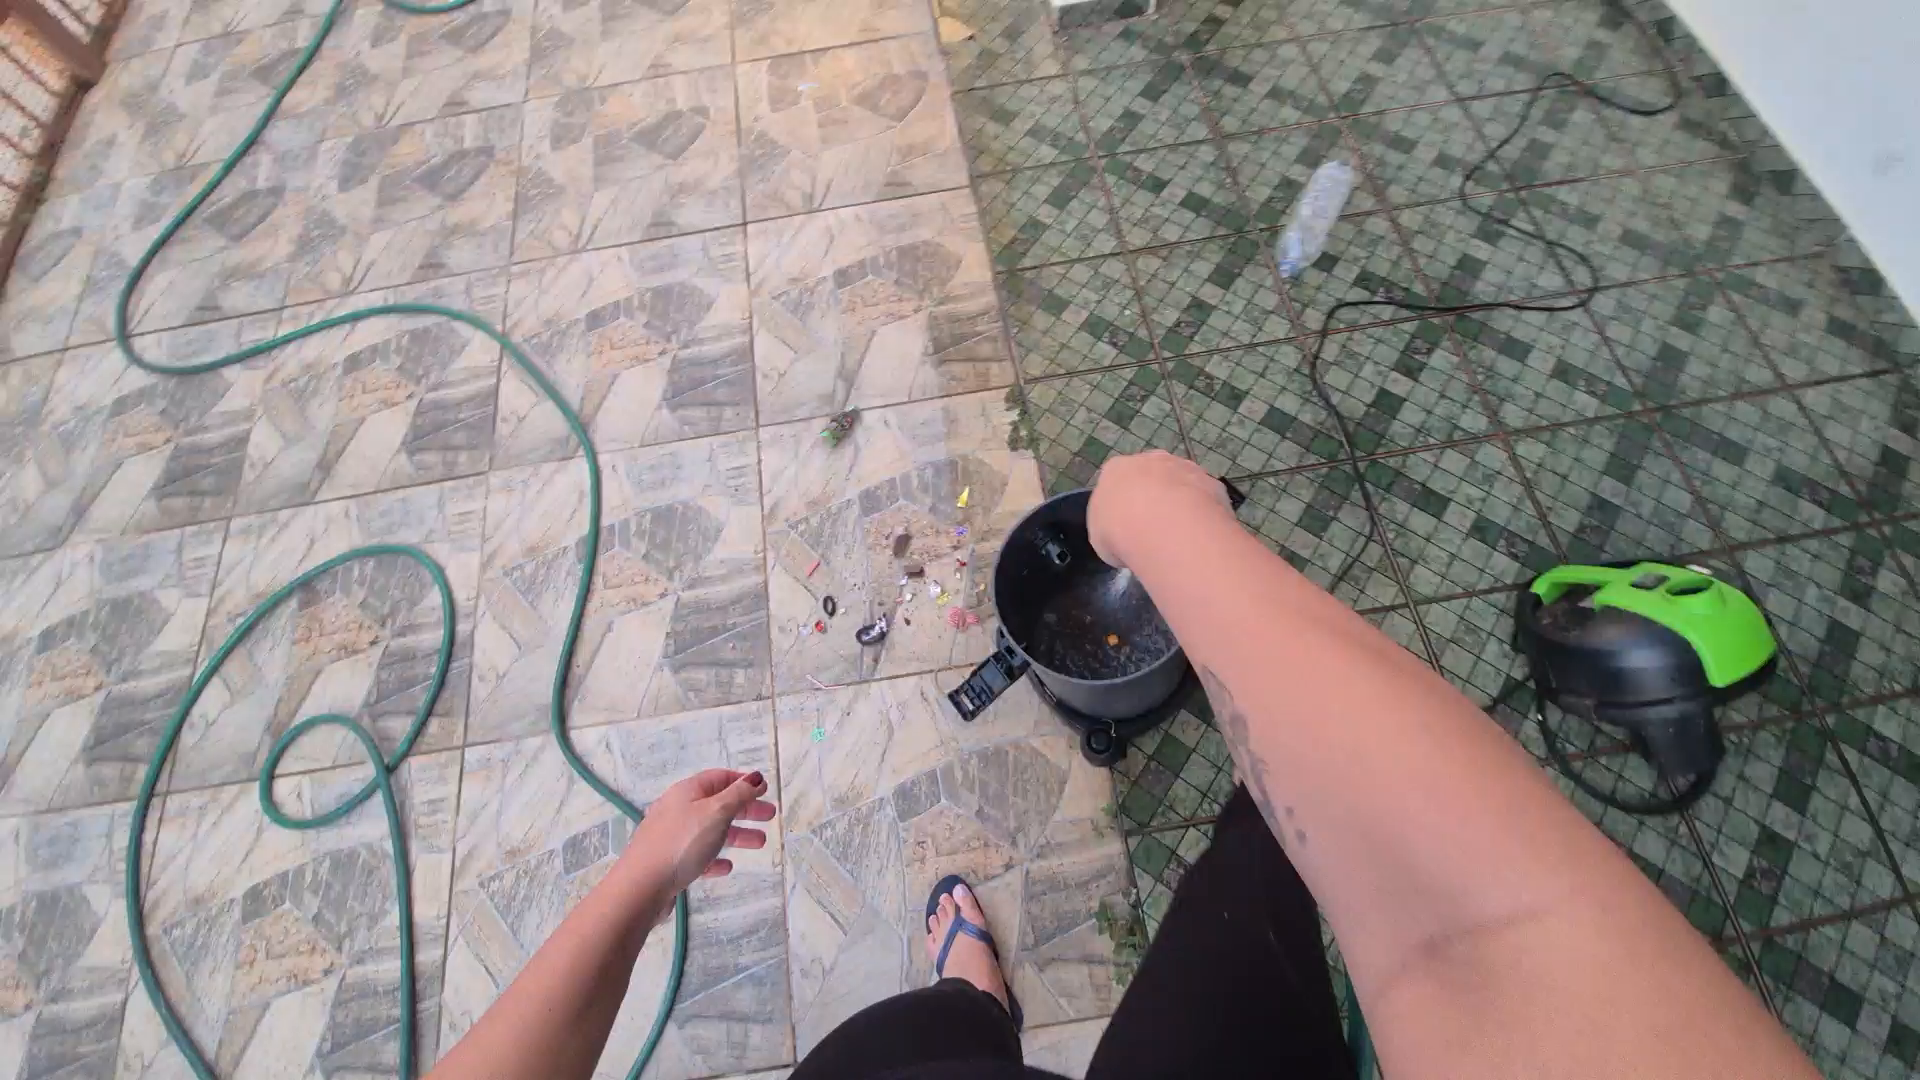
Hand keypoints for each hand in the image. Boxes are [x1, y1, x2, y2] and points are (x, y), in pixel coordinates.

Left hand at [624, 769, 775, 899]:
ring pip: (710, 830)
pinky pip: (697, 855)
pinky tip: (726, 866)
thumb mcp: (716, 812)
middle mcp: (678, 809)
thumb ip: (739, 794)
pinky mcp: (669, 862)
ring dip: (736, 834)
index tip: (765, 789)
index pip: (720, 778)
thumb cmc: (682, 842)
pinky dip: (714, 857)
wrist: (640, 887)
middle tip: (769, 816)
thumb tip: (756, 776)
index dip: (743, 782)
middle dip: (745, 809)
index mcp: (688, 792)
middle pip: (718, 804)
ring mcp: (672, 837)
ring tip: (759, 843)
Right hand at [1087, 450, 1234, 568]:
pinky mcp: (1212, 482)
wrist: (1165, 528)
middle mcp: (1151, 460)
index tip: (1126, 526)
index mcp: (1116, 469)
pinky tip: (1200, 535)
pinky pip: (1205, 498)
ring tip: (1179, 536)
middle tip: (1154, 529)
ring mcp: (1185, 467)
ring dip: (1180, 504)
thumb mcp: (1100, 537)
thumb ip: (1111, 528)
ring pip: (1181, 484)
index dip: (1122, 505)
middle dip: (1154, 497)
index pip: (1117, 480)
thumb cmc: (1120, 531)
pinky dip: (1203, 514)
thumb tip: (1124, 536)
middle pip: (1152, 476)